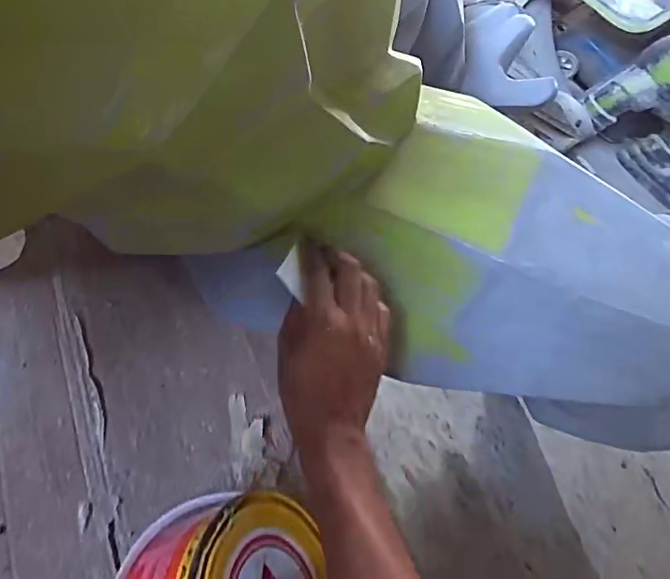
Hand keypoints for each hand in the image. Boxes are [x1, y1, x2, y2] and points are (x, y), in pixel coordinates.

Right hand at [279, 243, 390, 452]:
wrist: (333, 428)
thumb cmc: (299, 389)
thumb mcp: (286, 346)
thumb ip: (295, 313)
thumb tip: (301, 289)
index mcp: (324, 320)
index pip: (319, 273)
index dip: (311, 253)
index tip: (306, 242)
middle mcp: (353, 320)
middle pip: (352, 271)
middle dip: (337, 255)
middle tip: (326, 251)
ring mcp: (372, 333)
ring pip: (371, 287)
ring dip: (356, 273)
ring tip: (343, 270)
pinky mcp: (383, 346)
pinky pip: (382, 310)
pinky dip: (370, 296)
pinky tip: (359, 298)